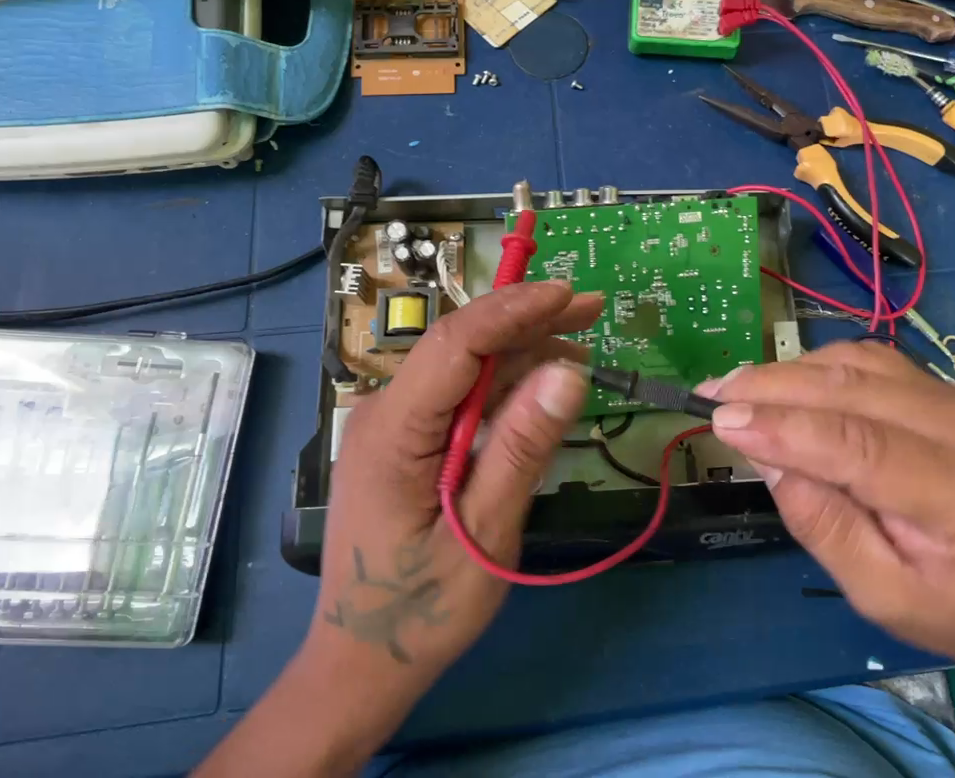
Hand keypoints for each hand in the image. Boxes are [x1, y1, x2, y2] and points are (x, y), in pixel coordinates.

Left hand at [303, 281, 600, 707]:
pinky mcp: (406, 442)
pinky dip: (505, 387)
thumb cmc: (422, 607)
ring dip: (522, 352)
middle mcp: (386, 413)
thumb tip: (567, 370)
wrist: (362, 659)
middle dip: (527, 320)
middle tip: (591, 308)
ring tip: (581, 345)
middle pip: (461, 345)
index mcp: (394, 430)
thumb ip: (523, 448)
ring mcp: (393, 426)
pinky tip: (544, 388)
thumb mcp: (484, 532)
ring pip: (464, 367)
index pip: (455, 343)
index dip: (514, 310)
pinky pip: (459, 397)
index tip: (567, 295)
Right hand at [699, 340, 954, 675]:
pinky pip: (872, 362)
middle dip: (775, 387)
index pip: (864, 447)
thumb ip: (824, 526)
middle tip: (712, 393)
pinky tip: (783, 386)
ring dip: (791, 371)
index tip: (723, 419)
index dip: (787, 428)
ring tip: (737, 389)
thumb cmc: (947, 606)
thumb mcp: (878, 595)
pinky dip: (818, 367)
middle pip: (858, 390)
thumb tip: (766, 457)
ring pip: (860, 364)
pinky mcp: (947, 389)